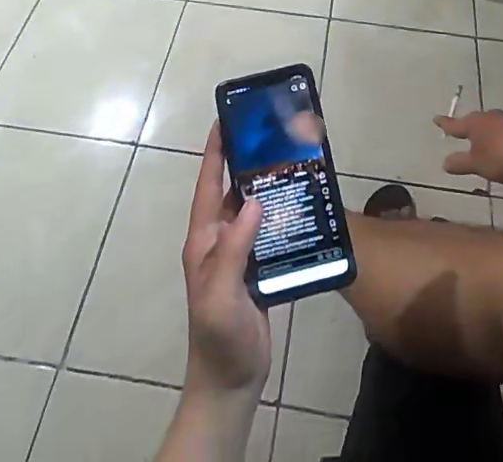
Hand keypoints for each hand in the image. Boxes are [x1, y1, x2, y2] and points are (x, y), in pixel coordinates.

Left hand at [182, 123, 271, 395]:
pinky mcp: (256, 272)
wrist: (230, 379)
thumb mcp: (221, 290)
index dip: (214, 155)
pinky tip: (299, 210)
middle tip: (267, 139)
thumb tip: (253, 200)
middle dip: (243, 165)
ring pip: (250, 213)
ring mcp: (238, 255)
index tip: (223, 123)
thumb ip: (235, 246)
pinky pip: (267, 237)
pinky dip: (280, 221)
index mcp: (203, 238)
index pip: (208, 187)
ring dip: (265, 191)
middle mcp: (218, 240)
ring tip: (289, 166)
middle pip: (230, 193)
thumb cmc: (218, 333)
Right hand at [434, 109, 502, 184]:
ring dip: (490, 131)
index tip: (436, 118)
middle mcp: (489, 117)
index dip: (444, 124)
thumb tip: (445, 163)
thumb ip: (460, 163)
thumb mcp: (477, 164)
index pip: (454, 124)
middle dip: (470, 126)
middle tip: (465, 130)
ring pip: (494, 124)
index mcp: (472, 124)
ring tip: (489, 140)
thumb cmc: (502, 157)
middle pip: (475, 121)